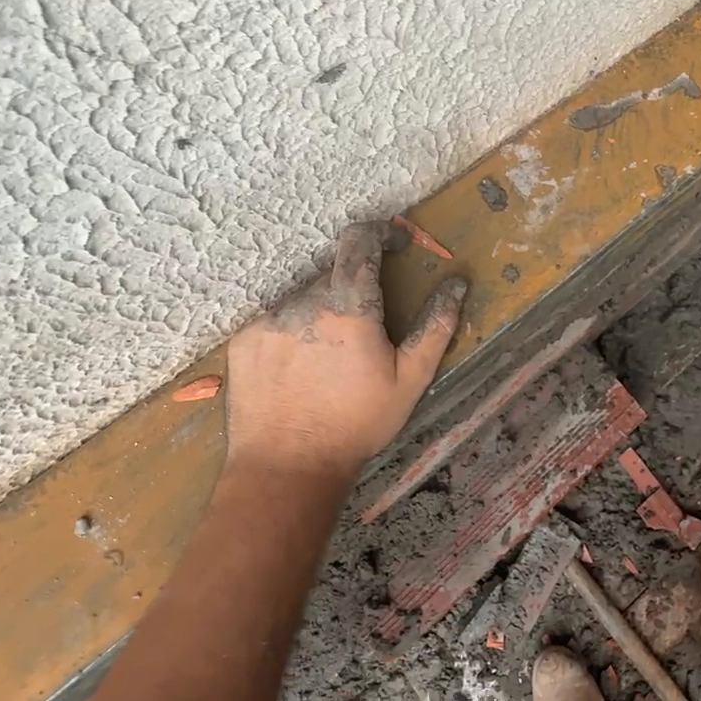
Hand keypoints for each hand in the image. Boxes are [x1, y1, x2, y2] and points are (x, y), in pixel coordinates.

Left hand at [224, 221, 467, 480]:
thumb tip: (457, 284)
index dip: (380, 232)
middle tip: (366, 324)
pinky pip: (276, 316)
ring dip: (323, 307)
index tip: (395, 243)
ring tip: (331, 351)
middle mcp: (304, 301)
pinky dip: (293, 327)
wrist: (285, 469)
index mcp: (348, 304)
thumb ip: (435, 325)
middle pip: (334, 271)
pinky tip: (300, 364)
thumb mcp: (410, 378)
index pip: (360, 240)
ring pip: (304, 294)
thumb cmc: (356, 423)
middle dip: (355, 285)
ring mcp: (268, 319)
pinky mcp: (243, 339)